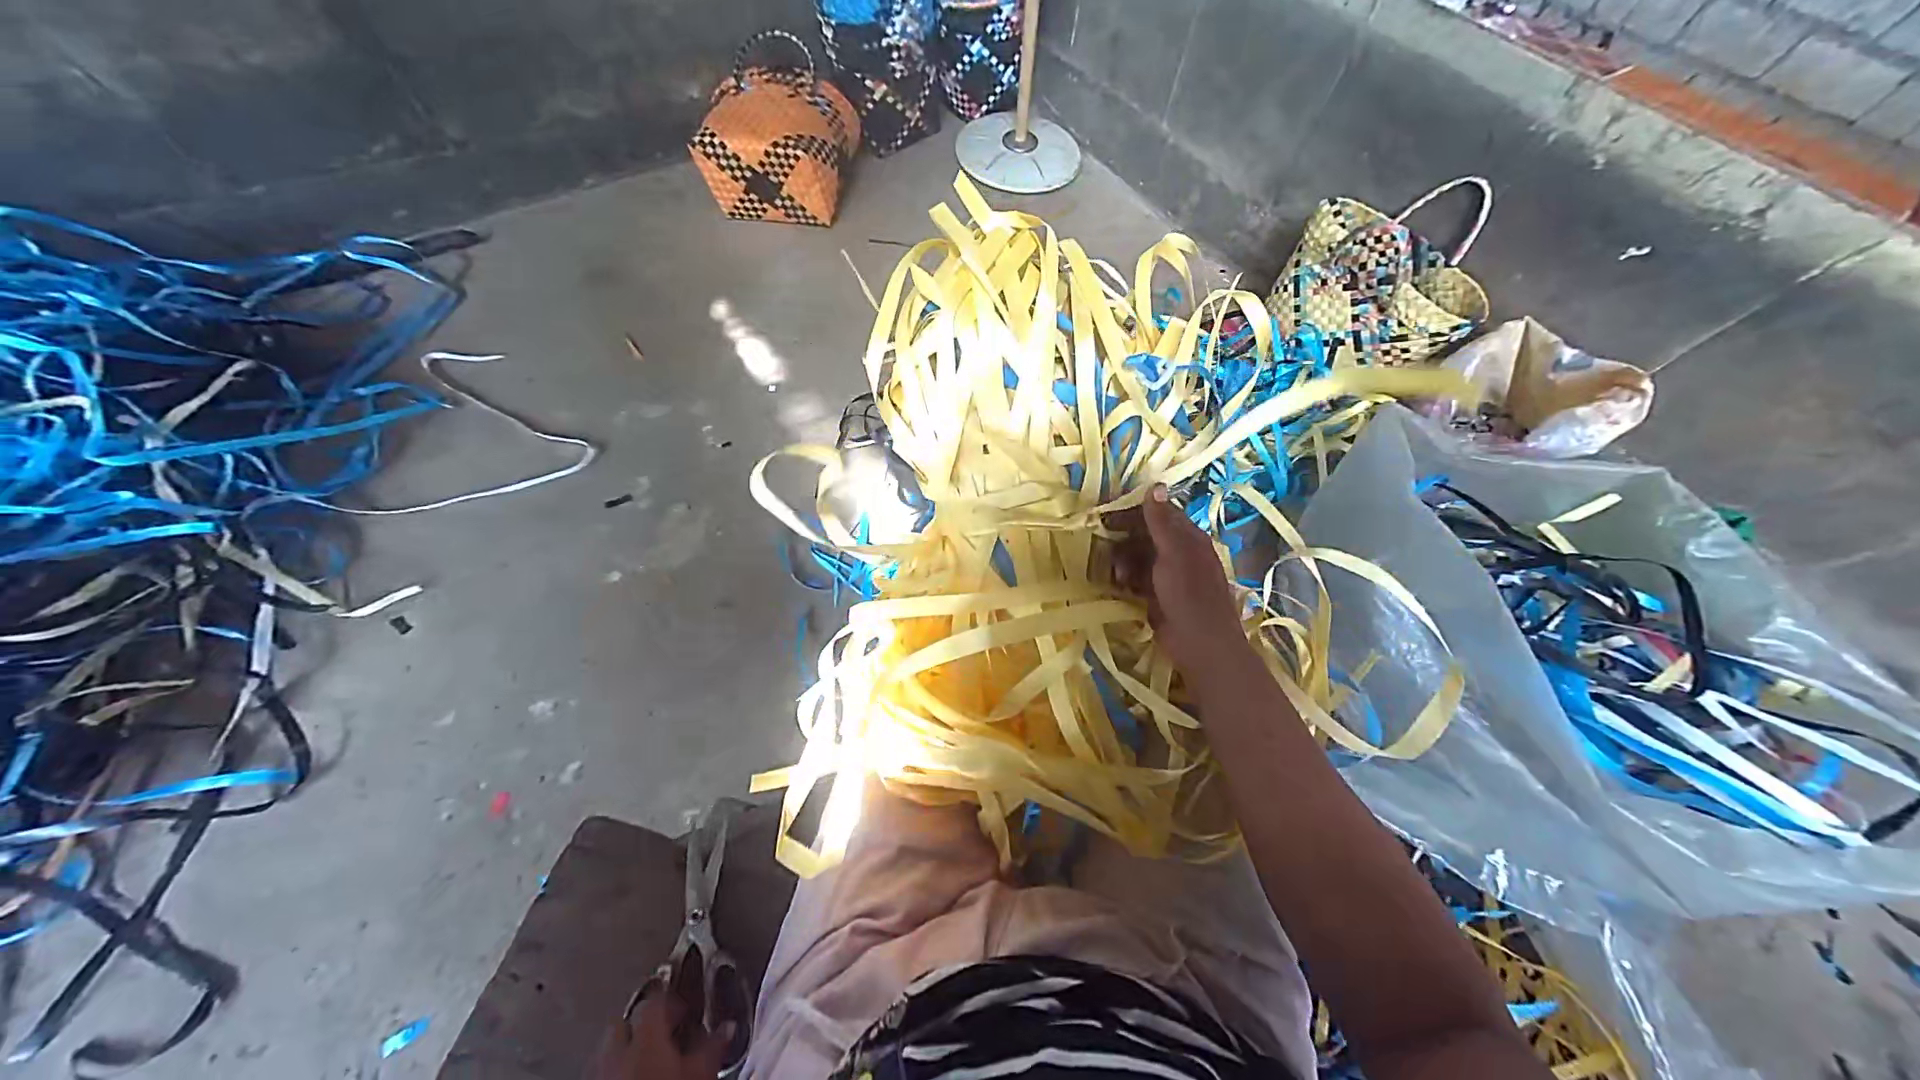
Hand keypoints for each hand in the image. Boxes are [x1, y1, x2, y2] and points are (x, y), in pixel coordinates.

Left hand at [586, 984, 734, 1079]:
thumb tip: (726, 1027)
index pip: (655, 1001)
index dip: (671, 999)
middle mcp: (615, 1053)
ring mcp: (599, 1077)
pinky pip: (601, 1075)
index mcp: (646, 1038)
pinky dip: (616, 1072)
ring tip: (648, 1059)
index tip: (685, 1008)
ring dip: (626, 1048)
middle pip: (624, 1022)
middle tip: (664, 1031)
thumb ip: (712, 1048)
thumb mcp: (700, 1077)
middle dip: (641, 1022)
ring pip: (608, 1051)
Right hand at [1109, 484, 1246, 675]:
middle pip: (1145, 535)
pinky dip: (1126, 580)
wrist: (1200, 644)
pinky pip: (1137, 579)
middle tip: (1102, 543)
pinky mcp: (1158, 596)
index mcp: (1189, 538)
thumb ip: (1161, 521)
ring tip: (1117, 576)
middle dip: (1124, 539)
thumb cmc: (1189, 595)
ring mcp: (1169, 576)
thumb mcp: (1174, 553)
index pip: (1159, 513)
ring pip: (1139, 558)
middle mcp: (1180, 553)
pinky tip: (1119, 587)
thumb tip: (1155, 485)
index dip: (1133, 511)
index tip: (1105, 513)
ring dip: (1123, 562)